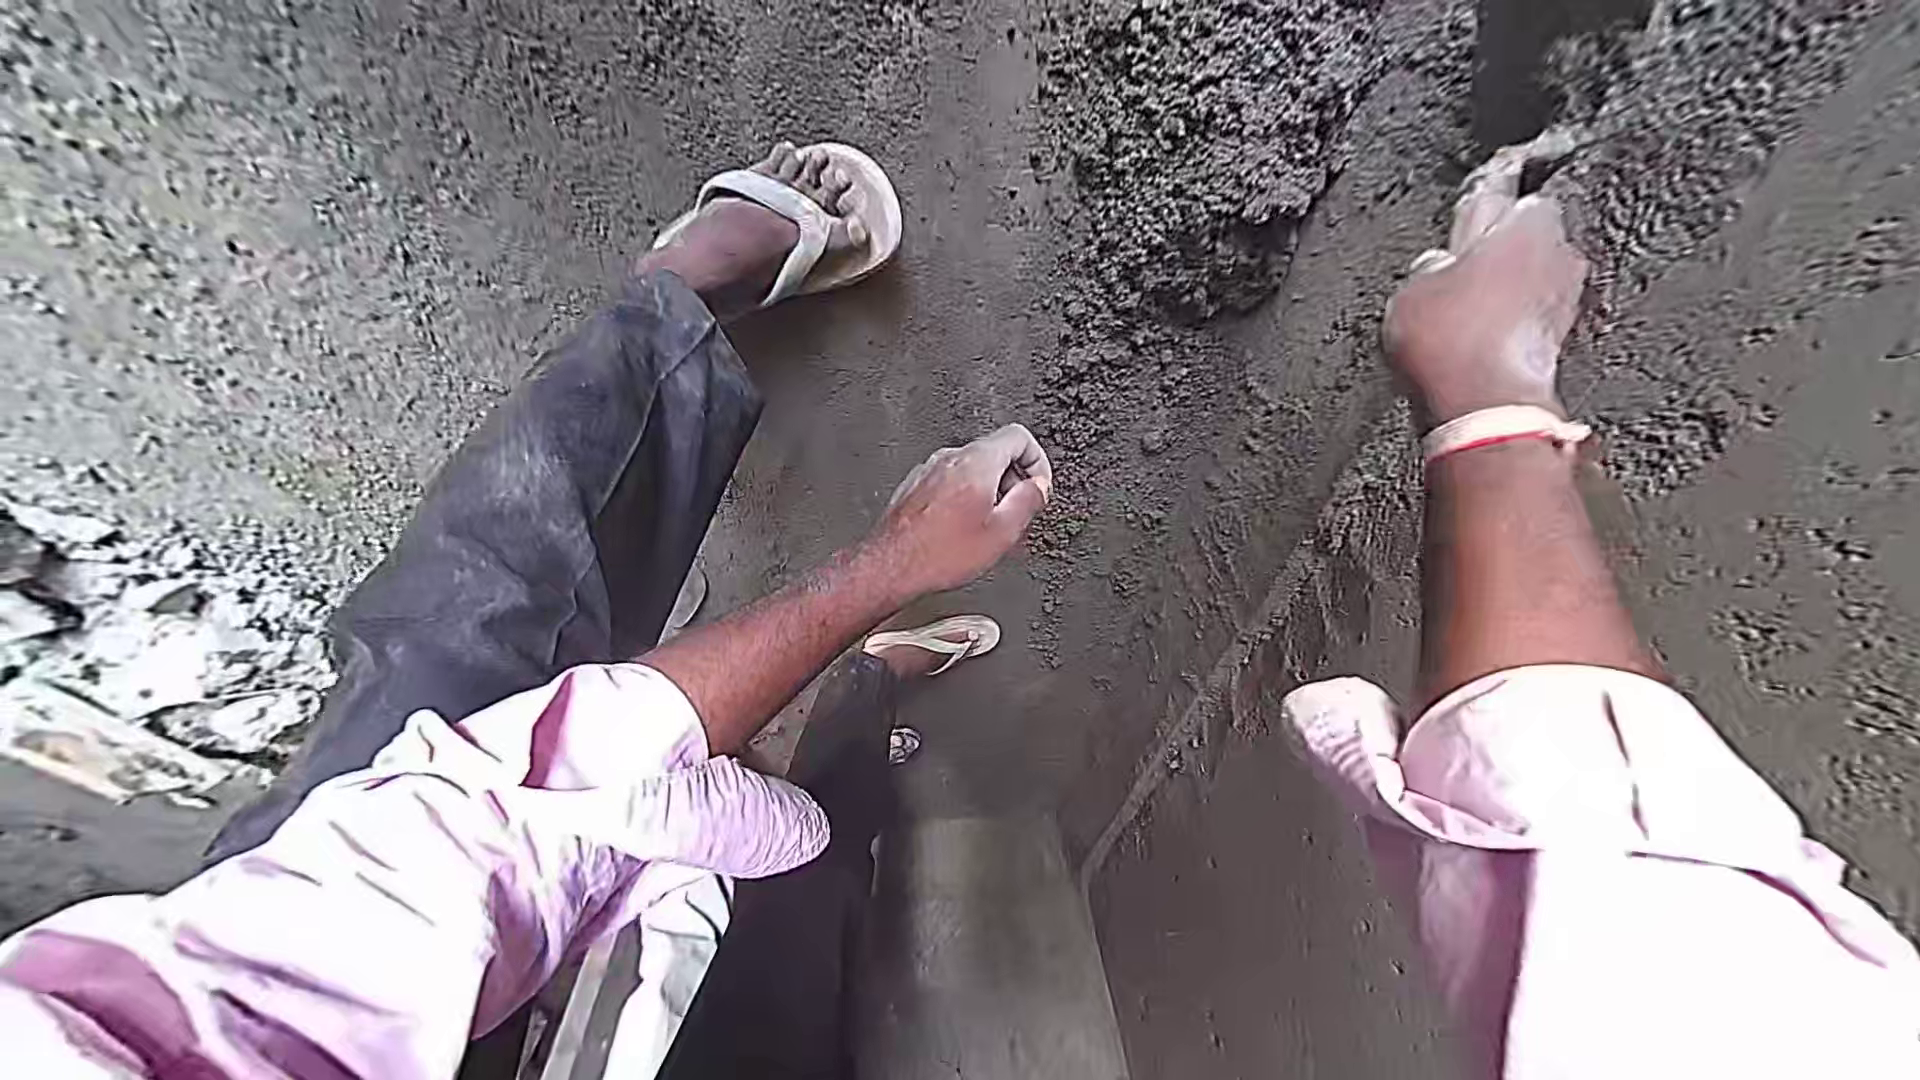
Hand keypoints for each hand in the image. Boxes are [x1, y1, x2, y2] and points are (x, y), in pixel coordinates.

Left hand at [864, 423, 1053, 596]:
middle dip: (1014, 481)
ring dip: (989, 492)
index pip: (1019, 437)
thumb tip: (1039, 486)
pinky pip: (950, 482)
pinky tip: (962, 529)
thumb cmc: (939, 554)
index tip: (1038, 487)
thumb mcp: (1002, 532)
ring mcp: (929, 471)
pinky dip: (965, 498)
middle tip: (1017, 512)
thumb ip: (1028, 501)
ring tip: (989, 526)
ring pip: (972, 470)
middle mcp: (950, 458)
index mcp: (976, 462)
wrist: (892, 567)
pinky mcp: (915, 486)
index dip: (1037, 462)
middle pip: (995, 453)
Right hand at [1384, 191, 1588, 424]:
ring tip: (1460, 310)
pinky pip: (1528, 313)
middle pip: (1524, 233)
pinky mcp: (1557, 334)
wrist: (1480, 400)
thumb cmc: (1450, 338)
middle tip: (1457, 264)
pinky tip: (1475, 337)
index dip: (1488, 188)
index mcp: (1525, 223)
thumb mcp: (1410, 291)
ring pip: (1529, 274)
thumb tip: (1436, 263)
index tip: (1484, 184)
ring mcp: (1564, 294)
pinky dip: (1506, 319)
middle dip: (1495, 245)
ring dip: (1502, 285)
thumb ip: (1427, 266)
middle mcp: (1558, 250)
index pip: (1505, 189)